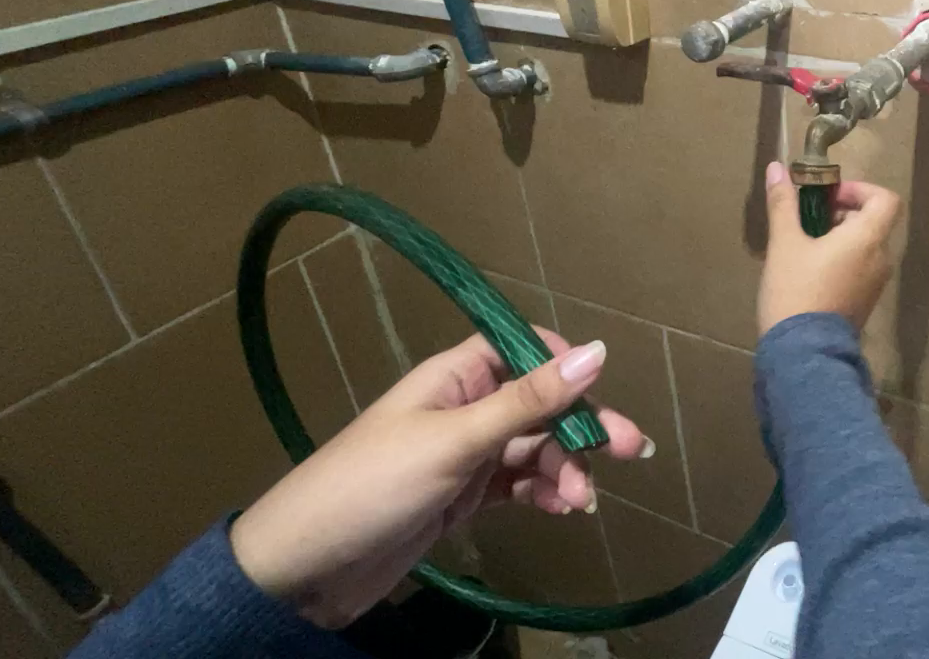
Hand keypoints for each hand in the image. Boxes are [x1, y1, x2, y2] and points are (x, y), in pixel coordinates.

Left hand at [229, 328, 646, 628]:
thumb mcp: (457, 439)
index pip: (526, 349)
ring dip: (565, 469)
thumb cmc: (374, 486)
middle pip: (543, 403)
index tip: (595, 389)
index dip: (565, 365)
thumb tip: (600, 350)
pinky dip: (545, 492)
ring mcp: (469, 452)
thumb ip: (530, 399)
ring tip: (583, 500)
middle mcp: (470, 405)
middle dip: (584, 426)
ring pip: (537, 447)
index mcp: (460, 375)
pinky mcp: (468, 494)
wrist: (296, 579)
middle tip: (632, 448)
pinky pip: (521, 482)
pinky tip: (565, 508)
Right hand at [758, 161, 902, 335]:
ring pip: (867, 245)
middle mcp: (881, 258)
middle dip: (844, 212)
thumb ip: (783, 204)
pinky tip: (811, 269)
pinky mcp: (866, 302)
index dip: (860, 190)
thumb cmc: (796, 292)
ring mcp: (876, 283)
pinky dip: (843, 258)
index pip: (885, 199)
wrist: (803, 355)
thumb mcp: (784, 244)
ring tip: (806, 244)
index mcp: (868, 238)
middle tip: (810, 218)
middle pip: (875, 220)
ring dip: (842, 236)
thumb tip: (777, 168)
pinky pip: (862, 267)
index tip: (830, 196)